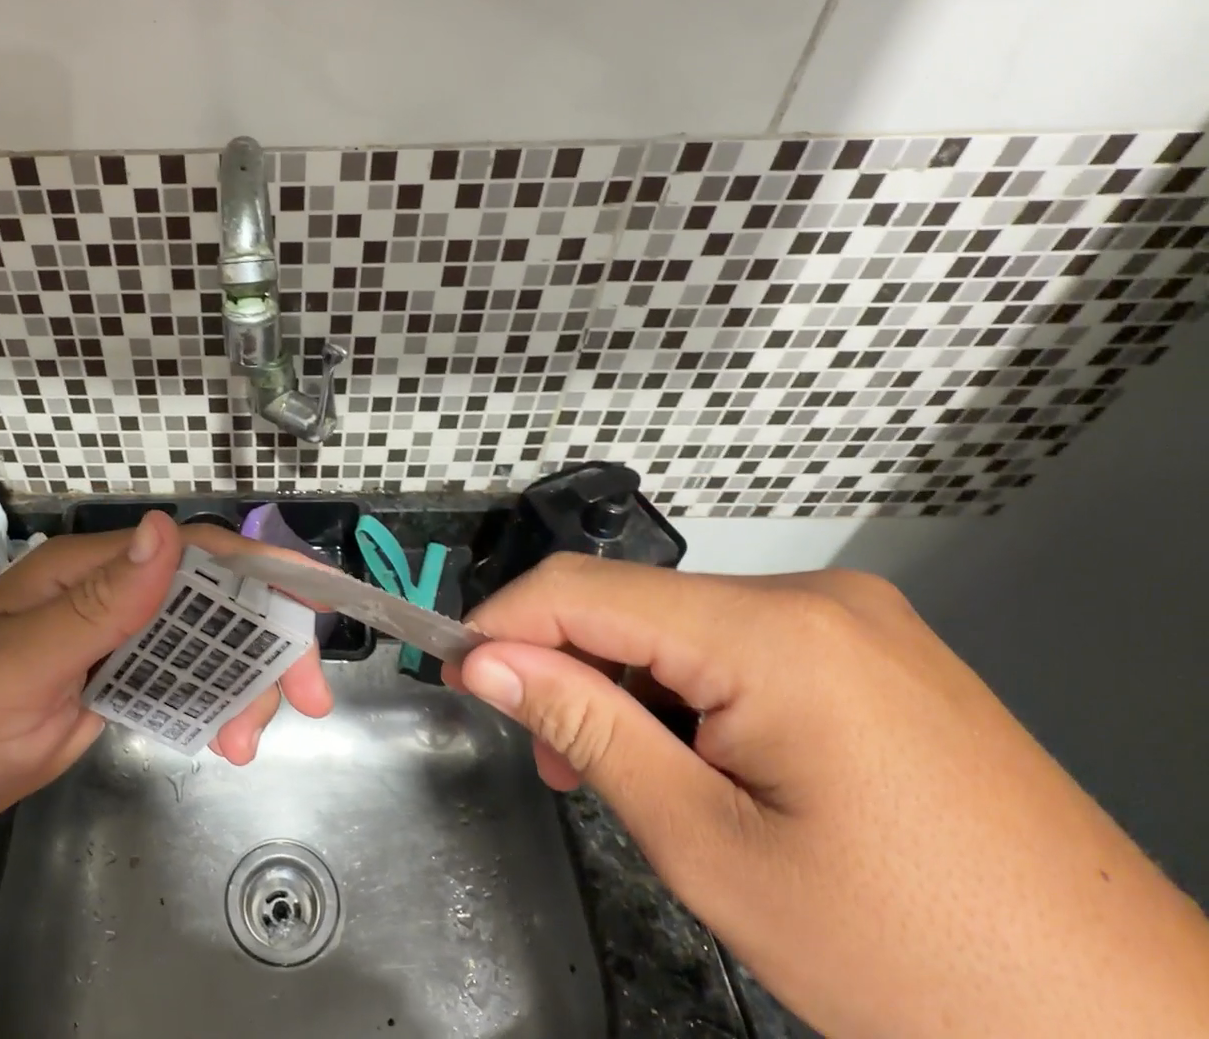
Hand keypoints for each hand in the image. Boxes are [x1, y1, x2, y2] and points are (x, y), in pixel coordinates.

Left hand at [0, 511, 330, 840]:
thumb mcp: (22, 664)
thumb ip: (99, 605)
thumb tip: (165, 530)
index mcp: (85, 572)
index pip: (189, 552)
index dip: (260, 565)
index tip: (318, 595)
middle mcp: (109, 595)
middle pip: (212, 598)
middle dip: (267, 640)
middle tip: (308, 699)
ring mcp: (116, 640)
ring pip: (206, 641)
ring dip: (244, 683)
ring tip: (245, 742)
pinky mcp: (117, 681)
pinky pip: (184, 679)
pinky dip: (216, 702)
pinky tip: (227, 738)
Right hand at [445, 554, 1208, 1037]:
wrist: (1128, 1030)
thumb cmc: (902, 953)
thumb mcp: (707, 845)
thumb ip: (585, 729)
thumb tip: (487, 661)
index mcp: (778, 634)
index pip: (585, 588)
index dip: (503, 624)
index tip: (454, 675)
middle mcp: (820, 600)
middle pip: (636, 605)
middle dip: (569, 670)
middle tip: (549, 762)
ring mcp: (860, 624)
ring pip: (684, 629)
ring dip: (627, 690)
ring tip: (620, 780)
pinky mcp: (879, 657)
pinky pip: (742, 651)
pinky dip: (689, 697)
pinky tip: (694, 765)